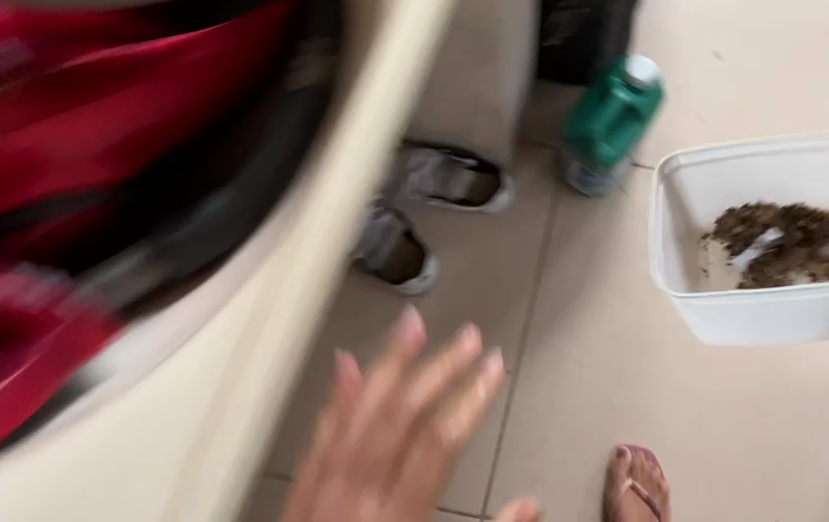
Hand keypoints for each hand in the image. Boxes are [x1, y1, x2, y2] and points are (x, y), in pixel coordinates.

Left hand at [284, 308, 538, 521]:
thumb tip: (530, 503)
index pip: (437, 447)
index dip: (469, 400)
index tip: (494, 368)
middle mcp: (356, 503)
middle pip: (398, 419)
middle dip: (438, 371)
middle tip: (469, 338)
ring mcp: (321, 498)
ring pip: (356, 416)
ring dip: (387, 366)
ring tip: (413, 325)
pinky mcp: (297, 502)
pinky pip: (318, 440)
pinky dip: (336, 400)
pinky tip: (346, 365)